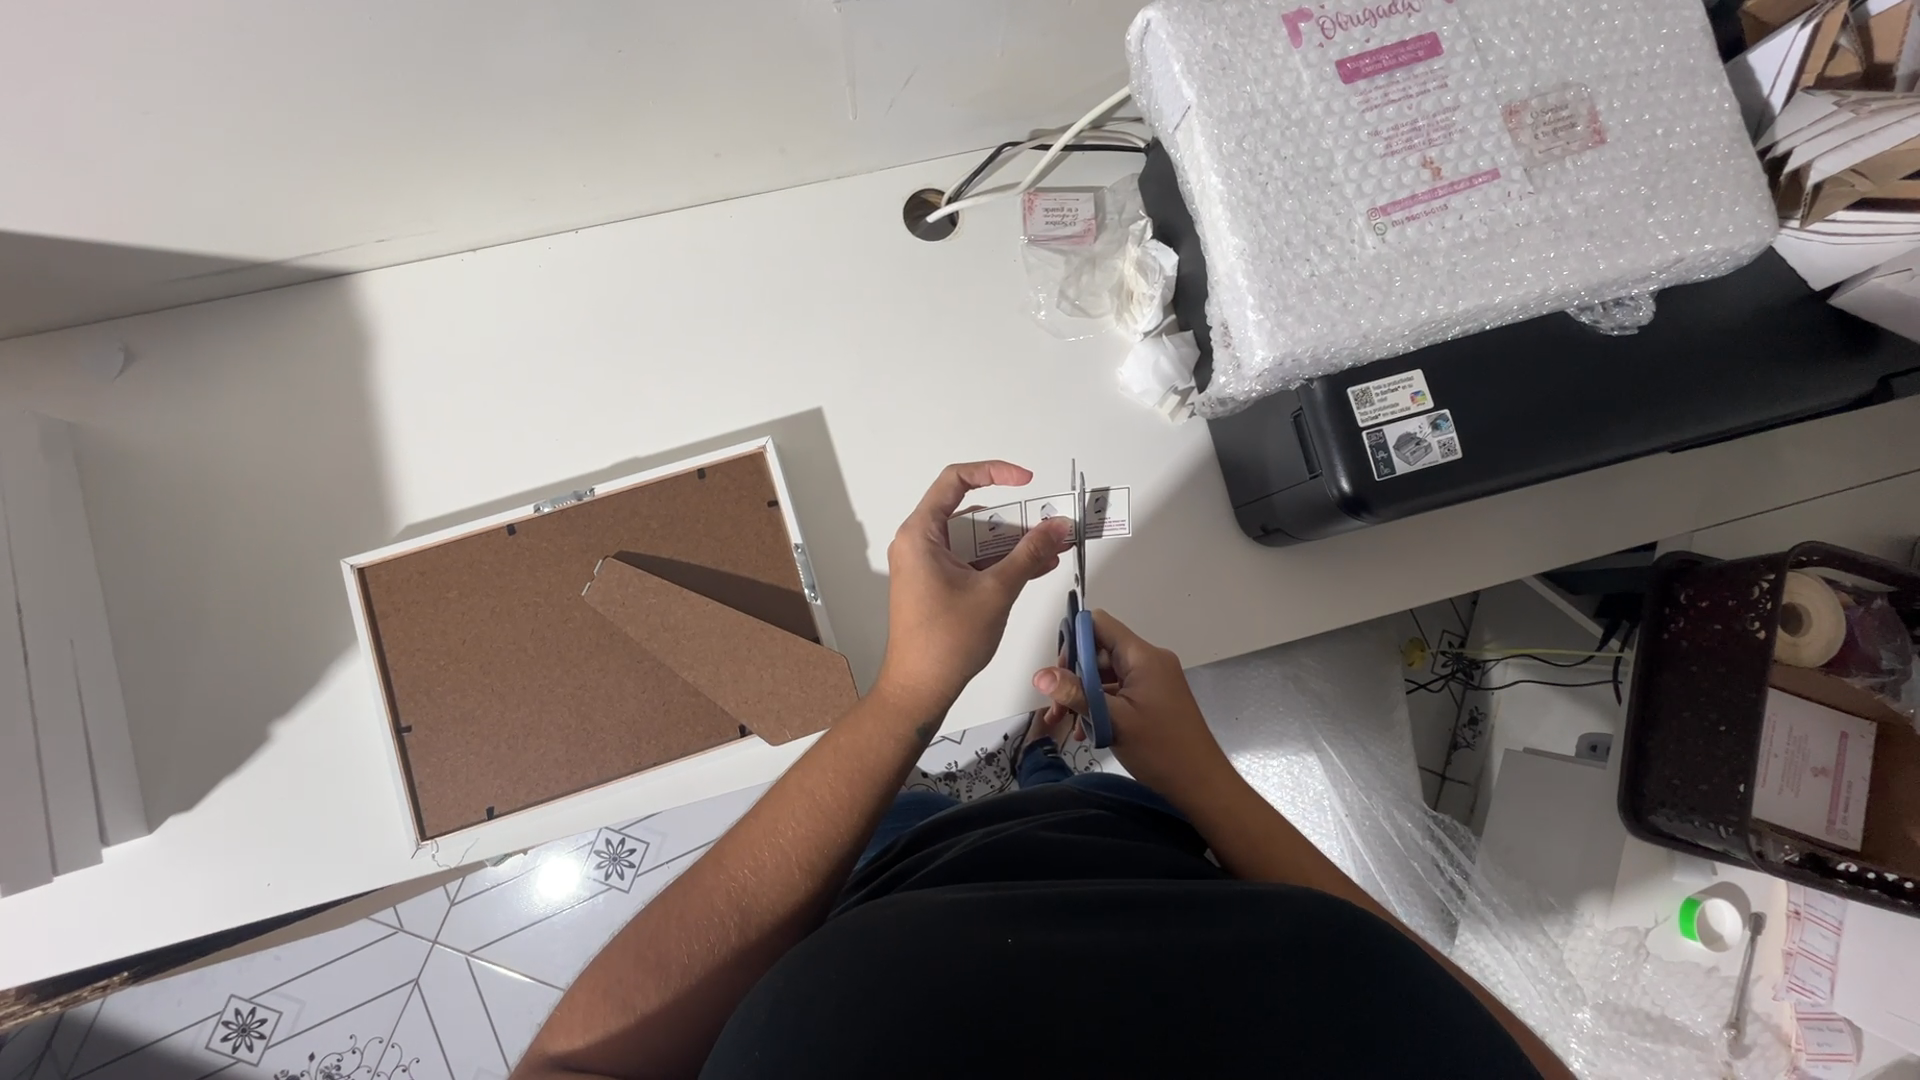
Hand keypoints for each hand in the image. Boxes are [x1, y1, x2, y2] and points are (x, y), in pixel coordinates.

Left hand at [875, 462, 1073, 715]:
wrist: (920, 688)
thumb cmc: (947, 640)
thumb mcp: (996, 591)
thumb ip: (1029, 554)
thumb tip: (1058, 527)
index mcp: (920, 534)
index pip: (955, 481)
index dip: (993, 472)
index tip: (1027, 481)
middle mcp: (919, 544)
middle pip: (970, 513)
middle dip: (1014, 517)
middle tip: (1050, 522)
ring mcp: (927, 566)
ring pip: (974, 540)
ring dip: (1012, 543)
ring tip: (1053, 546)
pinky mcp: (937, 585)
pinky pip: (972, 562)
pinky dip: (1000, 563)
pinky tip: (1036, 567)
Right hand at [1031, 610, 1234, 802]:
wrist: (1202, 784)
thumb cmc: (1160, 750)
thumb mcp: (1111, 720)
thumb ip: (1075, 693)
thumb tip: (1040, 674)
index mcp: (1142, 656)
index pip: (1099, 624)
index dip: (1074, 641)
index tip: (1060, 672)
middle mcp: (1149, 660)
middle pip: (1100, 652)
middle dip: (1074, 676)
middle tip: (1057, 707)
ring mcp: (1153, 680)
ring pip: (1106, 675)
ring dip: (1084, 695)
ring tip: (1067, 723)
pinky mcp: (1154, 698)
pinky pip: (1119, 691)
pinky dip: (1101, 705)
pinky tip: (1086, 730)